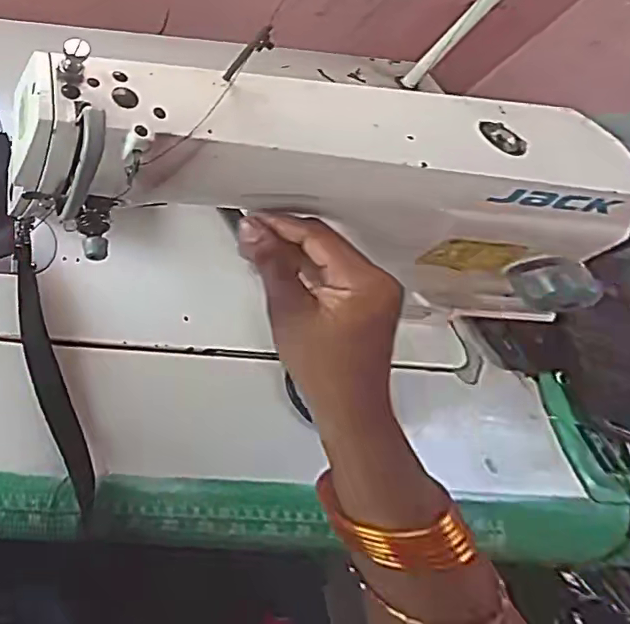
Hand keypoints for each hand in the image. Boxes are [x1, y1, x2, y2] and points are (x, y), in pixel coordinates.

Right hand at [236, 214, 402, 425]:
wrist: (348, 409)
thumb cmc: (327, 372)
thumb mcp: (288, 309)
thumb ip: (270, 263)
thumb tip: (256, 231)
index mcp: (366, 281)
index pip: (317, 236)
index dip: (280, 224)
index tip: (254, 221)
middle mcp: (377, 281)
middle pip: (323, 241)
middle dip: (284, 234)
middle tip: (251, 231)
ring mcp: (373, 291)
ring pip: (324, 253)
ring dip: (291, 249)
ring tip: (258, 246)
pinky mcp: (364, 299)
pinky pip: (330, 269)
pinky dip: (302, 265)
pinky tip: (279, 265)